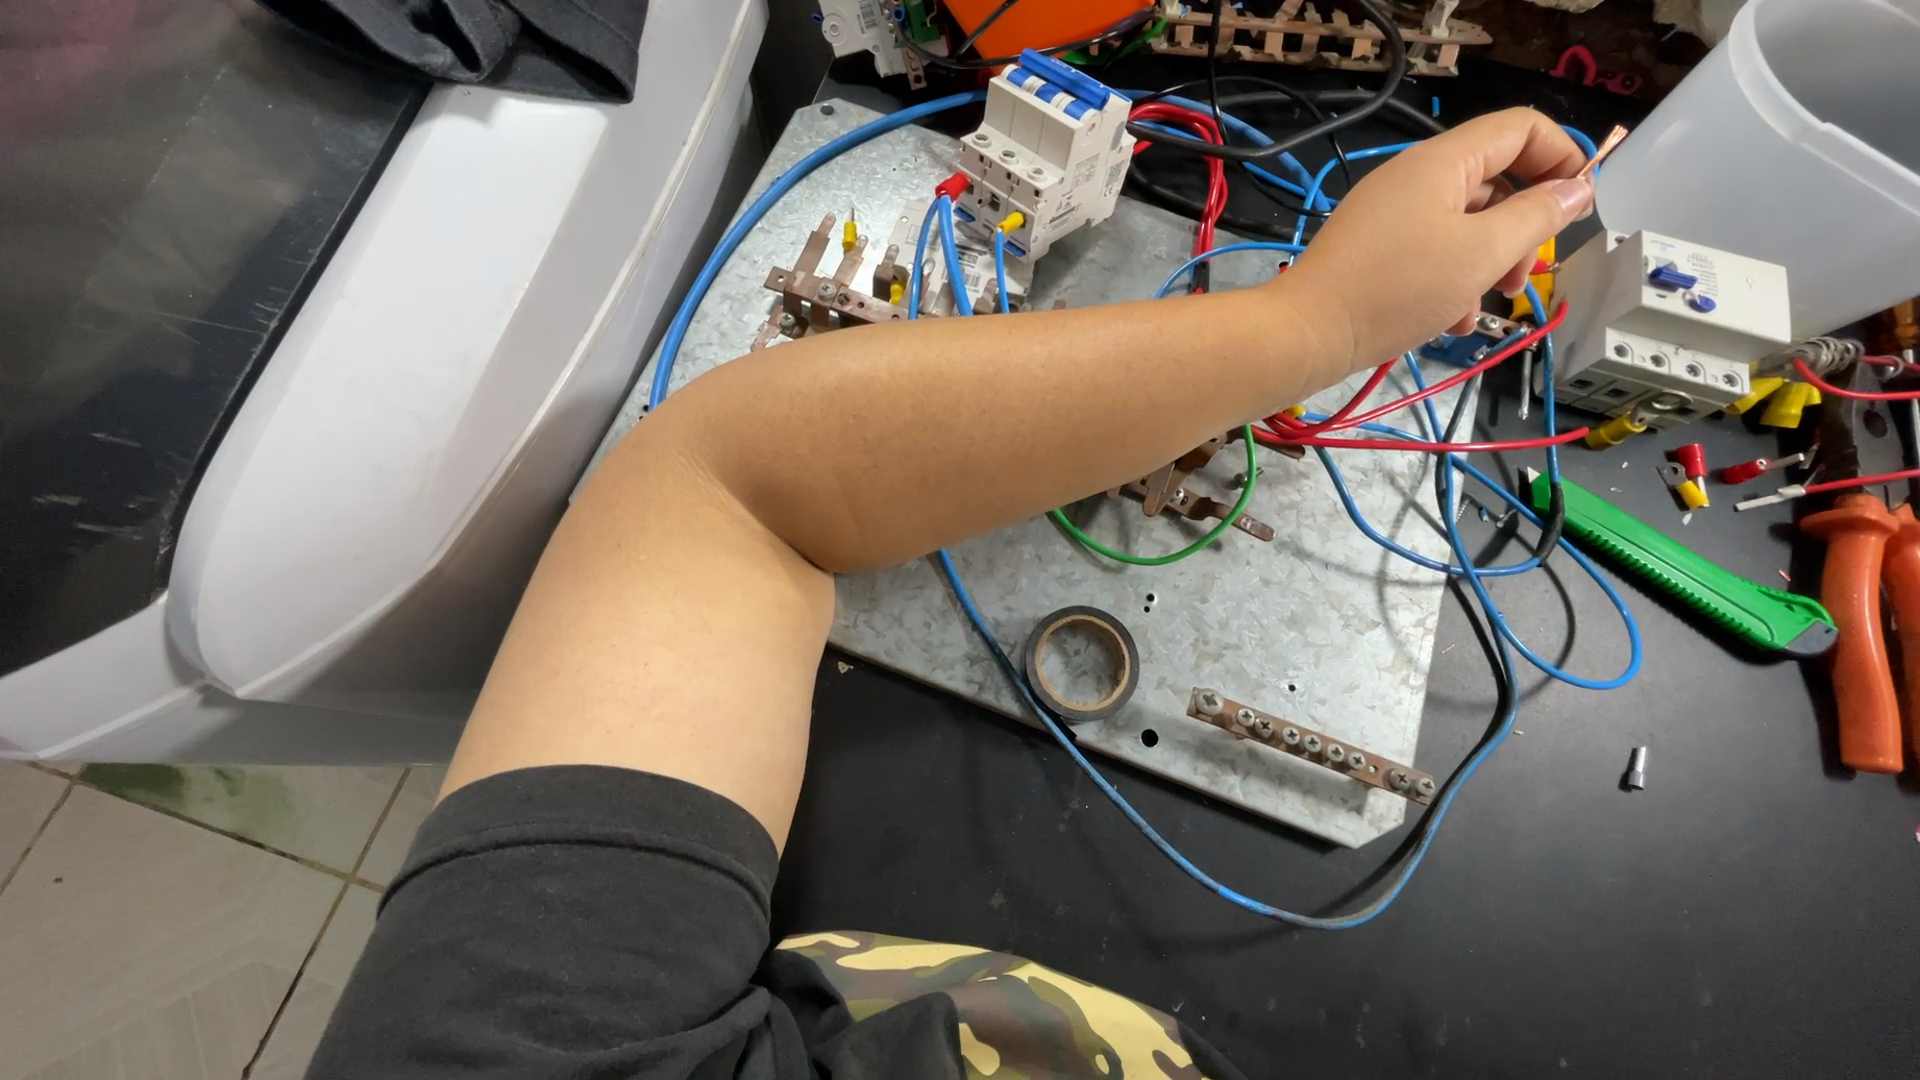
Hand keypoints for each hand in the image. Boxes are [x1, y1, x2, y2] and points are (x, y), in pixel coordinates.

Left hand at [1277, 107, 1594, 376]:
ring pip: (1459, 229)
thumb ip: (1536, 217)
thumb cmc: (1393, 291)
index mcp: (1440, 163)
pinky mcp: (1368, 256)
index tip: (1576, 207)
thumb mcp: (1481, 253)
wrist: (1303, 336)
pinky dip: (1445, 284)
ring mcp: (1385, 220)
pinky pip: (1424, 257)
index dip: (1561, 157)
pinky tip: (1446, 323)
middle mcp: (1411, 181)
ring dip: (1483, 268)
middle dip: (1519, 231)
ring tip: (1477, 310)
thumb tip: (1575, 189)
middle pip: (1492, 184)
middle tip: (1521, 278)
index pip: (1521, 129)